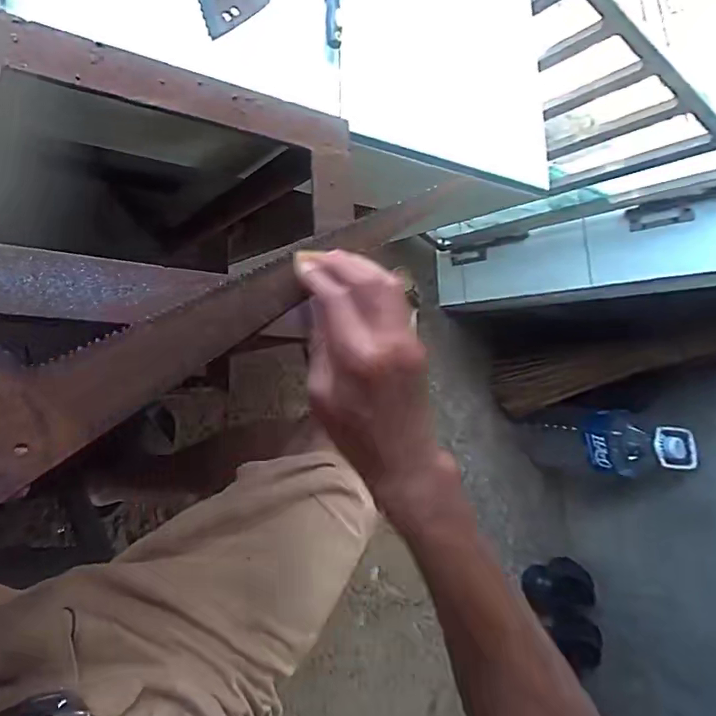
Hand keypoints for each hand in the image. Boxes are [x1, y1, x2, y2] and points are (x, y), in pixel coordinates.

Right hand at [294, 250, 464, 526]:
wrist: (405, 460)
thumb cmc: (353, 435)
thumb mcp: (319, 392)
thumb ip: (319, 344)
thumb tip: (316, 306)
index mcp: (358, 356)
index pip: (336, 298)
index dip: (316, 276)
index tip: (299, 265)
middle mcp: (388, 339)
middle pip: (367, 281)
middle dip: (339, 262)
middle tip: (314, 256)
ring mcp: (408, 338)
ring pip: (388, 284)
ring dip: (360, 266)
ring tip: (334, 260)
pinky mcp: (416, 342)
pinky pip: (396, 298)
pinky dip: (375, 280)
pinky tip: (358, 278)